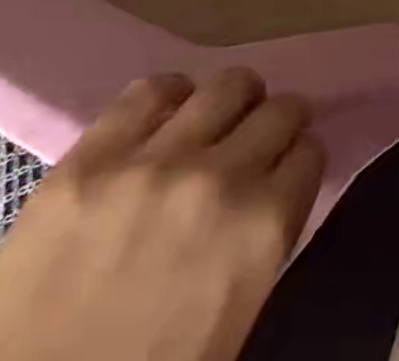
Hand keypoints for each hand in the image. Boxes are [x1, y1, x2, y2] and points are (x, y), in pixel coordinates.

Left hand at [0, 68, 325, 360]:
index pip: (311, 152)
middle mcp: (219, 181)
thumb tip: (273, 186)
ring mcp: (151, 165)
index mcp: (262, 229)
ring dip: (236, 100)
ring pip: (228, 85)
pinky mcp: (87, 160)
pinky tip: (167, 114)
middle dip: (281, 122)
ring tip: (217, 119)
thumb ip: (263, 238)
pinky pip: (149, 90)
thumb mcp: (236, 313)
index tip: (285, 168)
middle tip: (259, 139)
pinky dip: (170, 95)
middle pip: (281, 109)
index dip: (300, 159)